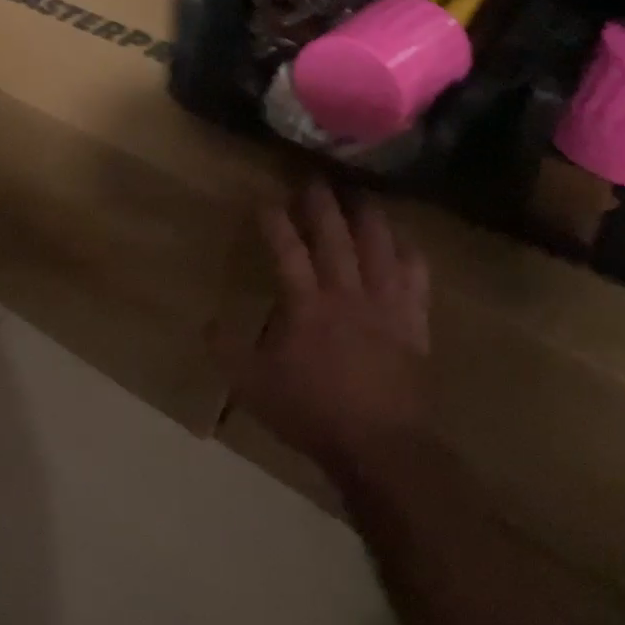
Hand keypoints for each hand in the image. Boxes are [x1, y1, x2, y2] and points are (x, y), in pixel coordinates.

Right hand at [215, 181, 433, 480]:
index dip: (274, 223)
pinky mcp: (414, 327)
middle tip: (315, 178)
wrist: (381, 446)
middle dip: (323, 206)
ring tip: (362, 196)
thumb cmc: (311, 412)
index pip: (287, 252)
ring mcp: (387, 309)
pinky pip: (416, 282)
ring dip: (369, 220)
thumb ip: (227, 350)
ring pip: (380, 252)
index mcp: (306, 307)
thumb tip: (208, 323)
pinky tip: (407, 244)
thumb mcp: (251, 385)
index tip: (263, 198)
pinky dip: (410, 257)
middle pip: (336, 240)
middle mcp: (348, 297)